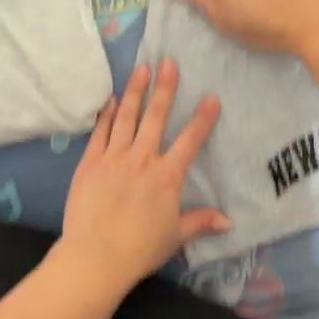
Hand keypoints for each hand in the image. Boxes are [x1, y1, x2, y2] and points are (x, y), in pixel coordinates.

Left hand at [55, 59, 225, 294]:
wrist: (96, 256)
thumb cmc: (140, 249)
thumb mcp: (175, 236)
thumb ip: (200, 222)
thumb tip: (229, 221)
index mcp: (167, 176)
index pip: (190, 141)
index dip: (203, 119)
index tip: (212, 97)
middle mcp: (142, 159)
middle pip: (156, 117)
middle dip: (165, 88)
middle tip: (168, 62)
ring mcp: (114, 157)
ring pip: (126, 117)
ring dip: (135, 91)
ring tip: (141, 69)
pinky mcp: (90, 163)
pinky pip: (100, 132)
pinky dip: (106, 114)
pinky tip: (110, 100)